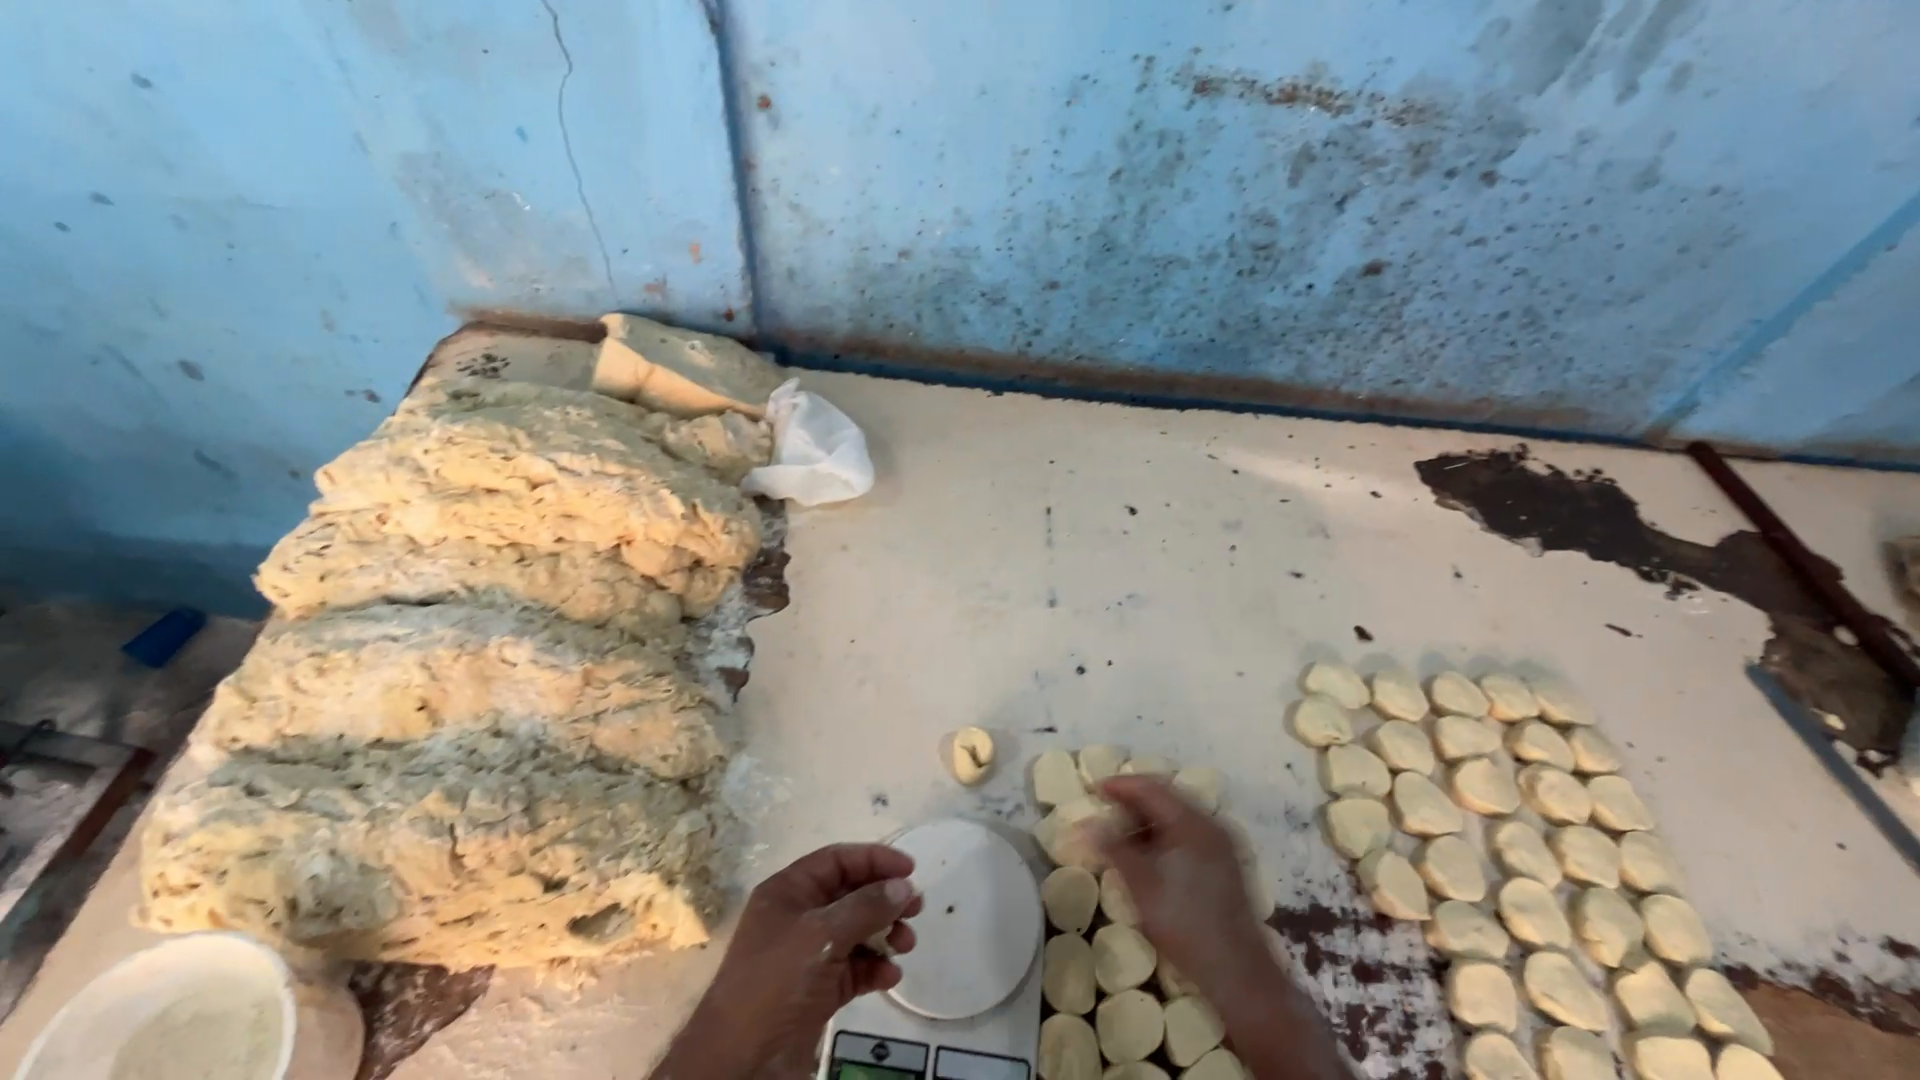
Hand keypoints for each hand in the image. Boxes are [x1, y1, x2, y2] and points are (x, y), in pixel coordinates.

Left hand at [653, 844, 921, 1079]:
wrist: (741, 1059)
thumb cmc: (776, 983)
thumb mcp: (821, 936)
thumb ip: (866, 906)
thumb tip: (903, 886)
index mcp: (788, 892)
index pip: (836, 861)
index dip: (873, 859)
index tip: (911, 869)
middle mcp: (799, 918)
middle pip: (851, 894)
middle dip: (885, 900)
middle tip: (917, 909)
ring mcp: (809, 955)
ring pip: (857, 932)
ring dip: (885, 934)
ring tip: (906, 945)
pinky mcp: (819, 989)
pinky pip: (855, 968)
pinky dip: (875, 968)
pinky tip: (889, 976)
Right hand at [1093, 777, 1351, 1079]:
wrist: (1237, 970)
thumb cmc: (1185, 924)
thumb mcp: (1141, 885)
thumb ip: (1113, 848)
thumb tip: (1085, 824)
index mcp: (1192, 823)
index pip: (1151, 788)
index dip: (1120, 785)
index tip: (1093, 791)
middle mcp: (1211, 824)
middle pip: (1167, 797)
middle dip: (1133, 801)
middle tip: (1104, 811)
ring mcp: (1222, 843)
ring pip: (1178, 815)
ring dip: (1148, 818)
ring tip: (1120, 834)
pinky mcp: (1225, 862)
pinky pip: (1189, 832)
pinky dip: (1164, 833)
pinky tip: (1148, 853)